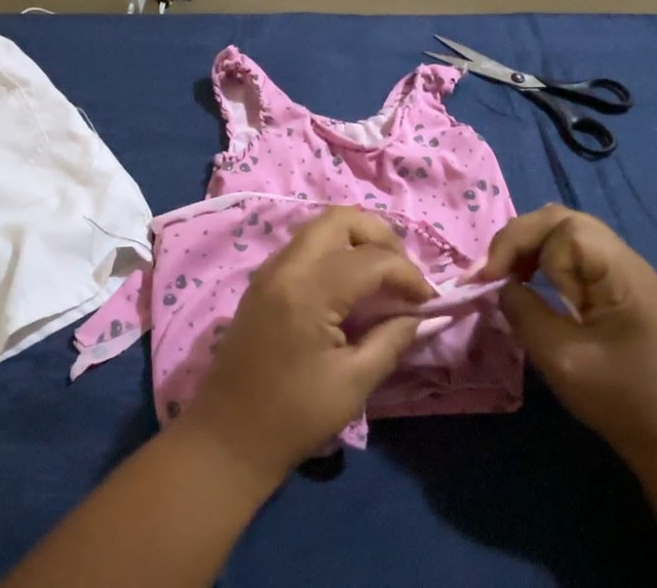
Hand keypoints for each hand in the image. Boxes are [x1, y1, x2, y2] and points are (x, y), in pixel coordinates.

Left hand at [180, 207, 435, 478]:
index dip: (409, 275)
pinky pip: (306, 247)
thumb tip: (419, 313)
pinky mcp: (263, 283)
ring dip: (357, 241)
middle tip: (403, 274)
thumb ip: (392, 338)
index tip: (429, 301)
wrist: (227, 437)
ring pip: (321, 228)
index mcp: (308, 292)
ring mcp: (269, 271)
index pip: (372, 259)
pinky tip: (353, 288)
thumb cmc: (293, 416)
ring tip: (383, 279)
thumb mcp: (354, 382)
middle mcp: (286, 268)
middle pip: (341, 219)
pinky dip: (336, 252)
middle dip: (381, 237)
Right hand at [474, 204, 656, 456]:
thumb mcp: (560, 359)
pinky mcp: (613, 280)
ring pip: (564, 228)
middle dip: (519, 238)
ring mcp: (621, 267)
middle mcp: (625, 259)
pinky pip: (571, 249)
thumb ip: (525, 314)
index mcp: (622, 275)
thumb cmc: (616, 397)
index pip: (566, 230)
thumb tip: (500, 286)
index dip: (525, 246)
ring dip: (528, 245)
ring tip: (504, 273)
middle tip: (490, 271)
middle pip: (563, 219)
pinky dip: (541, 256)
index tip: (496, 280)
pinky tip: (527, 278)